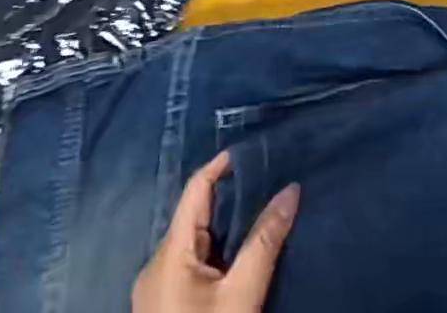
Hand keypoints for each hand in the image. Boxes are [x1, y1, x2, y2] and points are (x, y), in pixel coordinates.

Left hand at [132, 152, 299, 312]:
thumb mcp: (242, 295)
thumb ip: (265, 240)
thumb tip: (291, 189)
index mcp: (169, 254)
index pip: (195, 189)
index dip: (221, 164)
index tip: (252, 148)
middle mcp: (155, 264)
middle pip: (194, 214)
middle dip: (229, 196)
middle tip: (266, 179)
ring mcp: (155, 289)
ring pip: (193, 240)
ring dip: (225, 224)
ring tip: (260, 209)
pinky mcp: (162, 307)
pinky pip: (190, 263)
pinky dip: (216, 248)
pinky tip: (239, 252)